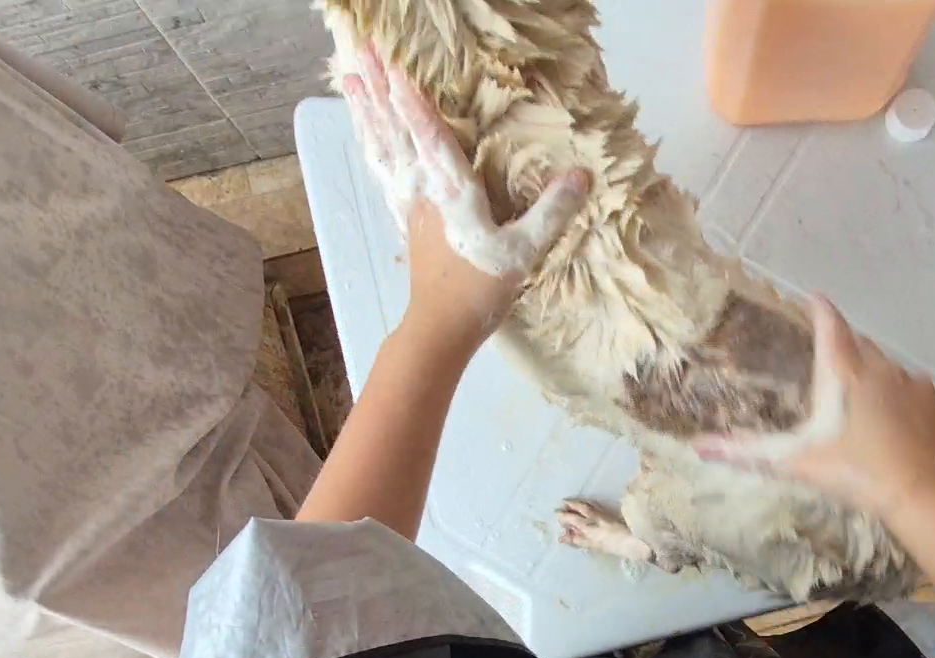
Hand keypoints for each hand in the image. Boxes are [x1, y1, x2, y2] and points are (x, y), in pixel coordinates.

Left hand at [341, 45, 589, 351]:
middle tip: (363, 51)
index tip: (394, 63)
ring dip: (367, 112)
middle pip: (398, 133)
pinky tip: (368, 139)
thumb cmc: (480, 290)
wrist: (441, 329)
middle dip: (380, 91)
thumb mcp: (523, 252)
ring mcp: (410, 207)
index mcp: (452, 193)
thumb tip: (583, 175)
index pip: (430, 136)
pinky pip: (385, 175)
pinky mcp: (406, 223)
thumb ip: (552, 213)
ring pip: (384, 149)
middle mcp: (424, 193)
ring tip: (351, 79)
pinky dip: (374, 150)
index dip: (413, 99)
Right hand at [693, 296, 934, 517]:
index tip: (814, 298)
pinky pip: (914, 392)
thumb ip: (747, 452)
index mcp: (843, 373)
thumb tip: (698, 447)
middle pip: (859, 346)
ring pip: (888, 369)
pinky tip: (894, 425)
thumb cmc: (855, 472)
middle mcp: (881, 368)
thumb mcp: (795, 462)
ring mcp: (914, 385)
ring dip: (872, 377)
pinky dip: (900, 400)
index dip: (820, 311)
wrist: (925, 494)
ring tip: (860, 404)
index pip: (830, 326)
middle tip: (829, 365)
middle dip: (844, 348)